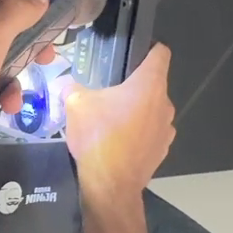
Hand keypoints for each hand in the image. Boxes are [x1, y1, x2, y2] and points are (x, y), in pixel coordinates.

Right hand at [61, 43, 175, 206]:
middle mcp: (164, 103)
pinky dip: (137, 132)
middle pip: (152, 84)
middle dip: (132, 86)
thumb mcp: (75, 104)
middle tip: (106, 92)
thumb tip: (65, 83)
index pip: (160, 53)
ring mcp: (167, 128)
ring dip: (135, 110)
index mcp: (148, 85)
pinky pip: (150, 131)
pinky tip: (117, 141)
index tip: (131, 54)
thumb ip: (71, 87)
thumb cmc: (97, 136)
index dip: (148, 48)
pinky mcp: (162, 149)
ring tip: (110, 120)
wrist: (110, 183)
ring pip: (151, 109)